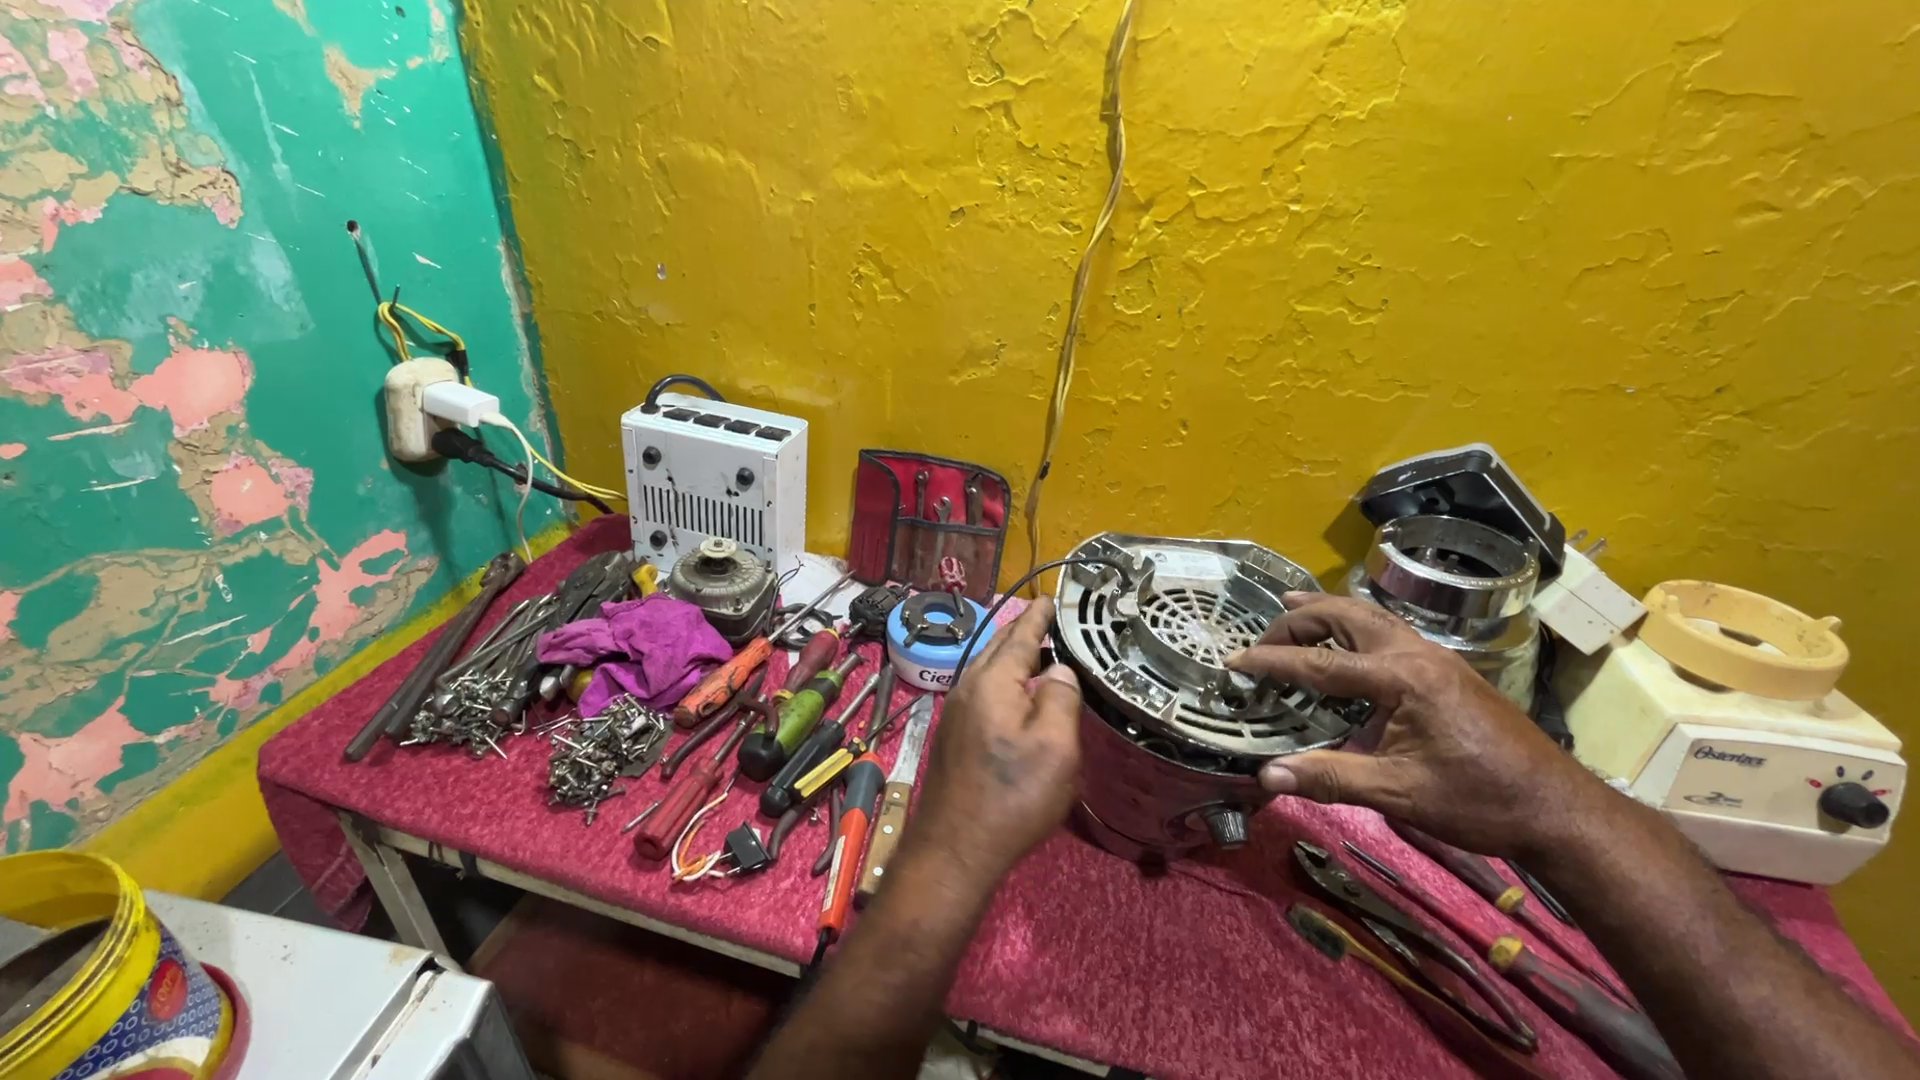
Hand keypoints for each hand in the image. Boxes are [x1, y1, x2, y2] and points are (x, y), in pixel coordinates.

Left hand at [908, 597, 1082, 882]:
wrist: (955, 848)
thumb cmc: (1012, 796)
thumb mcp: (1054, 747)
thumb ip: (1061, 699)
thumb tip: (1059, 669)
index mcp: (992, 682)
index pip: (1019, 636)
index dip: (1038, 616)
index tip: (1050, 597)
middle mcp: (967, 688)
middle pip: (999, 649)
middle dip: (1025, 632)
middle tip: (1051, 621)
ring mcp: (956, 713)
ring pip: (989, 672)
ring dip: (1015, 659)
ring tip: (1044, 656)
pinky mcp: (954, 737)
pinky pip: (984, 693)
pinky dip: (1005, 683)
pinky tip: (1021, 698)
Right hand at [1226, 592, 1610, 858]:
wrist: (1557, 807)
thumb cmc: (1479, 800)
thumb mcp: (1399, 793)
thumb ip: (1330, 778)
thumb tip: (1267, 776)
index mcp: (1402, 678)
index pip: (1320, 662)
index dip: (1272, 661)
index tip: (1233, 660)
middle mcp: (1416, 654)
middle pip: (1344, 615)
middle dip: (1297, 620)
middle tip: (1261, 639)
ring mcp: (1435, 656)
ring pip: (1368, 615)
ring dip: (1325, 612)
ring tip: (1289, 611)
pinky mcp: (1445, 668)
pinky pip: (1385, 629)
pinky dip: (1350, 625)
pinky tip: (1343, 643)